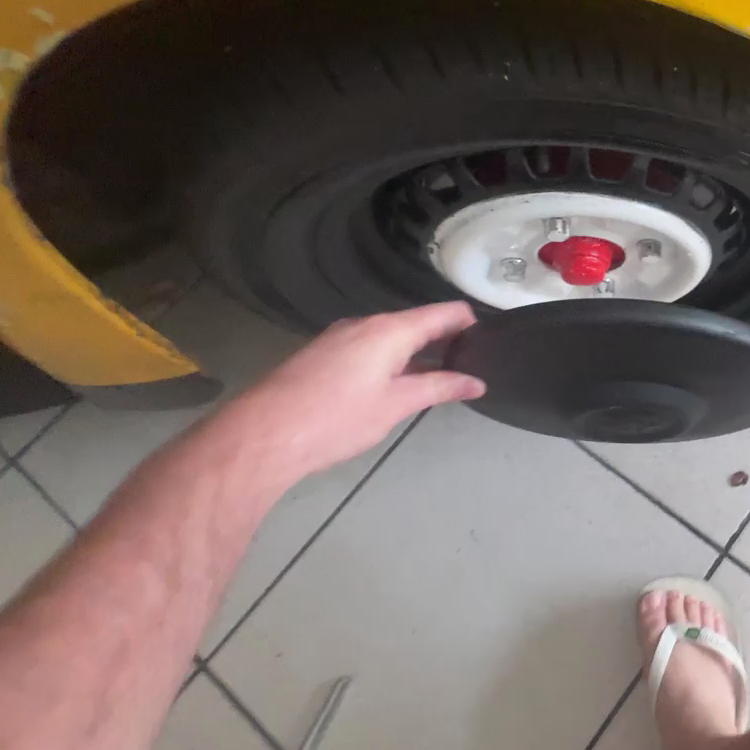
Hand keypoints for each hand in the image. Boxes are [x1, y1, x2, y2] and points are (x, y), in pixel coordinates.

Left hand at [205, 302, 486, 485]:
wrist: (259, 437)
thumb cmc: (337, 419)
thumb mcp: (398, 404)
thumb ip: (442, 388)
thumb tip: (478, 382)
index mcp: (390, 329)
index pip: (446, 312)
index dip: (473, 325)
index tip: (490, 346)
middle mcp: (365, 324)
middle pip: (419, 323)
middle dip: (446, 342)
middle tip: (470, 369)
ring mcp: (340, 338)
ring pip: (393, 337)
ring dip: (418, 353)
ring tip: (438, 382)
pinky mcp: (322, 355)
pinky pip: (370, 347)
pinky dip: (391, 360)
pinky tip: (395, 388)